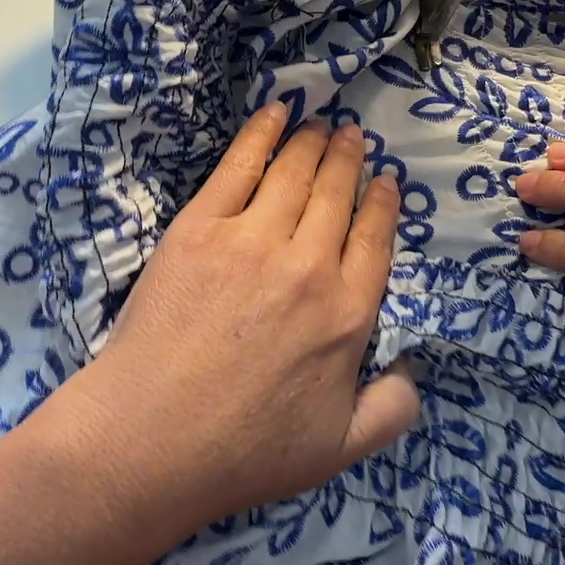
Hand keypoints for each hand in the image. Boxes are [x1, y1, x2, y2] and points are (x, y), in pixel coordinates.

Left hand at [77, 105, 417, 517]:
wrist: (151, 439)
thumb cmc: (245, 451)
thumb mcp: (340, 450)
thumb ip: (392, 410)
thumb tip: (414, 368)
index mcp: (348, 315)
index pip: (376, 238)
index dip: (382, 202)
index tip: (385, 181)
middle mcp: (310, 266)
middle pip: (337, 194)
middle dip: (350, 159)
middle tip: (353, 135)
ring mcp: (253, 240)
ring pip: (294, 173)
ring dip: (314, 142)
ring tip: (322, 124)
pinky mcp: (200, 228)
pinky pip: (239, 166)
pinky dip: (261, 134)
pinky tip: (275, 113)